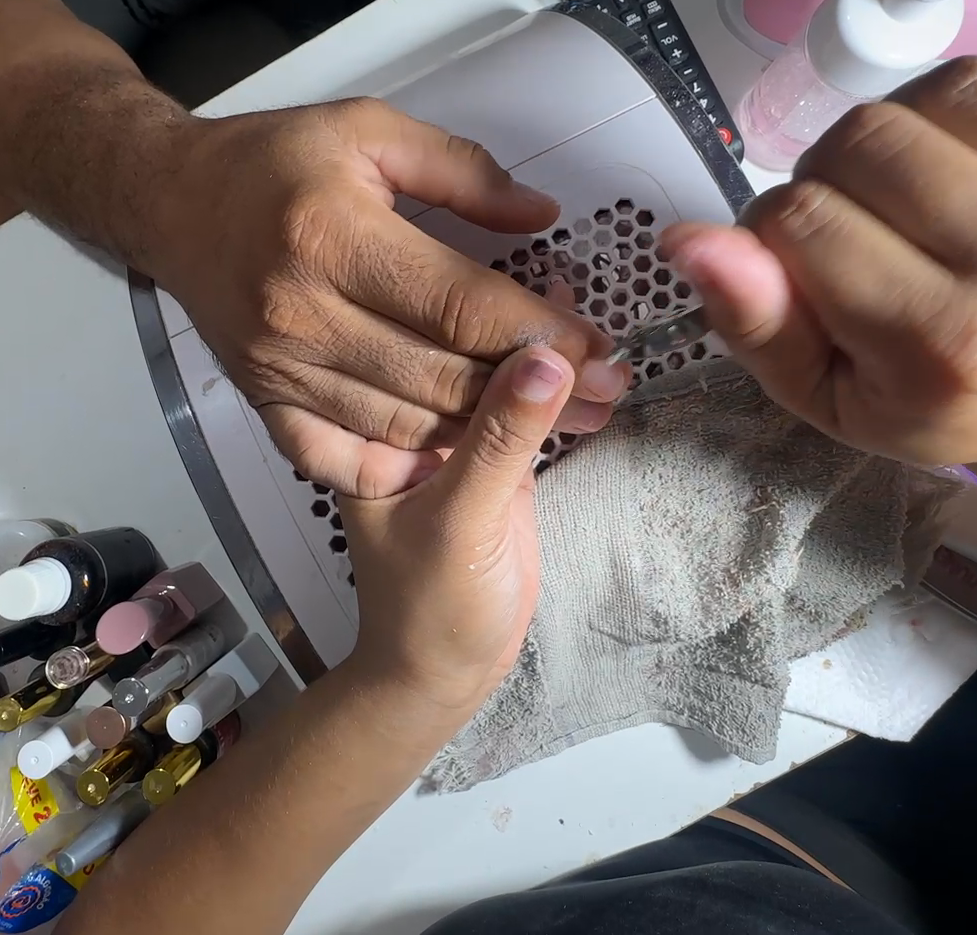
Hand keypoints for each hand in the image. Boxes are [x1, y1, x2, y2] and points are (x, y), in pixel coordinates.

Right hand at [143, 98, 627, 497]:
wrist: (170, 204)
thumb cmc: (267, 163)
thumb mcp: (367, 132)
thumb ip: (462, 172)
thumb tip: (538, 216)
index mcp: (333, 237)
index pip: (460, 306)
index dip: (538, 333)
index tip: (594, 348)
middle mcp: (303, 315)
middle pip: (439, 376)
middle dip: (530, 392)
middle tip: (598, 396)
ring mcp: (279, 368)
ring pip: (401, 422)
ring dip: (478, 429)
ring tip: (546, 423)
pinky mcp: (264, 398)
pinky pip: (336, 455)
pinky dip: (394, 465)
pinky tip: (443, 459)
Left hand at [337, 345, 574, 710]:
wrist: (448, 668)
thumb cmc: (432, 604)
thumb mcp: (463, 518)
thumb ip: (502, 440)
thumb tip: (550, 357)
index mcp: (376, 430)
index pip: (429, 360)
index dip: (489, 329)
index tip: (551, 309)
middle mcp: (411, 425)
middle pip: (468, 364)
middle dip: (530, 342)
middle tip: (591, 326)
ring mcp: (456, 442)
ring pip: (502, 387)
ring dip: (553, 366)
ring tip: (600, 336)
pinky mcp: (494, 462)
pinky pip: (526, 418)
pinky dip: (557, 395)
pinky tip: (586, 359)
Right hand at [664, 29, 976, 473]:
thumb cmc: (935, 401)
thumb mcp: (817, 392)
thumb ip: (751, 320)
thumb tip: (689, 239)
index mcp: (950, 344)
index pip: (799, 216)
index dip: (777, 230)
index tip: (807, 266)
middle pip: (868, 139)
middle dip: (837, 174)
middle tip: (870, 227)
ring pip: (947, 85)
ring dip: (912, 129)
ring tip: (932, 189)